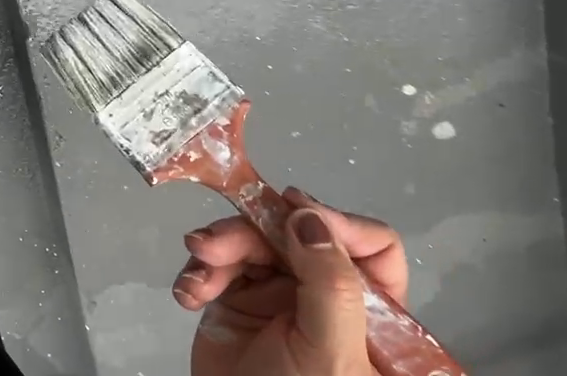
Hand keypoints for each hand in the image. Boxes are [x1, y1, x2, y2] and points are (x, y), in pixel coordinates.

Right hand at [174, 188, 407, 375]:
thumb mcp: (329, 355)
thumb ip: (330, 286)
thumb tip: (308, 215)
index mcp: (378, 318)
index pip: (372, 249)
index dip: (334, 223)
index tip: (289, 211)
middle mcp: (334, 302)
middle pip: (295, 235)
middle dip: (248, 234)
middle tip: (209, 244)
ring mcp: (284, 299)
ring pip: (251, 242)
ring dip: (216, 252)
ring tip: (196, 276)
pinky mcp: (239, 301)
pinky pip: (219, 264)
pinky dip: (199, 274)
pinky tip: (188, 296)